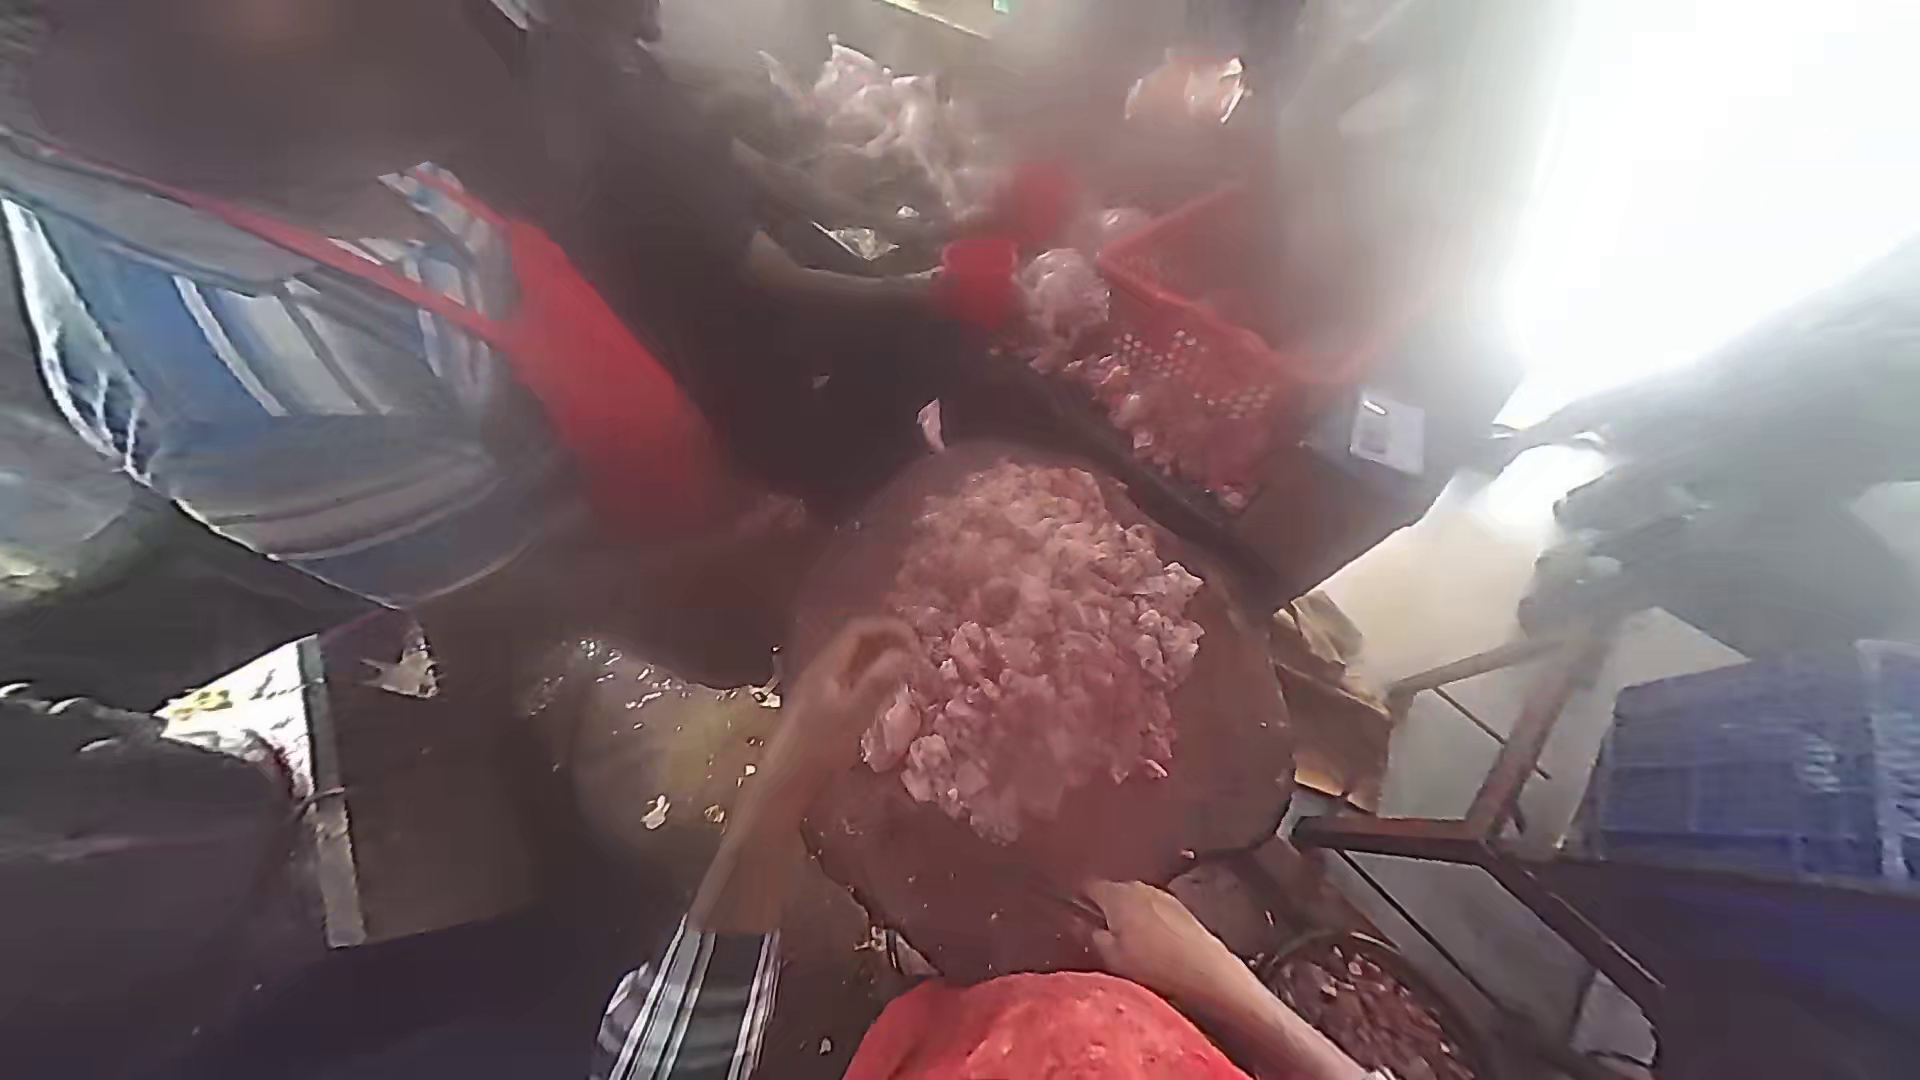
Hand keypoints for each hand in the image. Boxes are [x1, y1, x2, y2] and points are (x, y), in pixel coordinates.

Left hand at [762, 618, 915, 802]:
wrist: (784, 785)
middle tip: (917, 653)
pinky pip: (853, 678)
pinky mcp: (823, 706)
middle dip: (889, 640)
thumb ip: (878, 682)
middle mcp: (822, 670)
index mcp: (827, 665)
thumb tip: (906, 653)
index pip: (859, 630)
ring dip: (883, 658)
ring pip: (856, 660)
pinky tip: (887, 691)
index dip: (889, 628)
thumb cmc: (818, 749)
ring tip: (908, 668)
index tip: (916, 642)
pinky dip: (874, 676)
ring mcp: (821, 688)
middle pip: (857, 641)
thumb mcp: (853, 715)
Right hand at [1084, 880, 1263, 1017]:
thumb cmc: (1154, 966)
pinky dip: (1151, 924)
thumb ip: (1093, 936)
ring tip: (1132, 944)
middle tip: (1103, 934)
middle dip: (1107, 908)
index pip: (1089, 885)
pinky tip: (1156, 947)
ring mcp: (1163, 896)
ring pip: (1136, 901)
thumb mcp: (1112, 958)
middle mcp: (1139, 887)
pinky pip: (1156, 911)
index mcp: (1116, 893)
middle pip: (1114, 892)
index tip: (1075, 912)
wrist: (1209, 975)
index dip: (1079, 898)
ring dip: (1131, 916)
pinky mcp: (1183, 910)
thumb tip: (1082, 924)